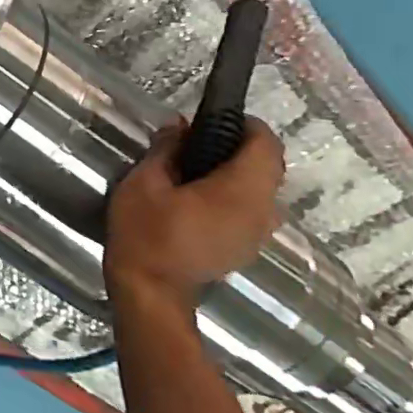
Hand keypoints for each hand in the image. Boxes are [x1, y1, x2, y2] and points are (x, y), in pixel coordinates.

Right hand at [104, 117, 285, 309]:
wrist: (150, 291)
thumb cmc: (146, 232)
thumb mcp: (144, 182)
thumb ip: (166, 150)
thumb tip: (178, 127)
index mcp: (242, 190)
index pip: (267, 144)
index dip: (247, 125)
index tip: (216, 120)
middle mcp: (263, 211)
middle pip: (268, 166)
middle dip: (239, 148)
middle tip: (198, 144)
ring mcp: (258, 234)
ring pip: (261, 190)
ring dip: (237, 174)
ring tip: (195, 172)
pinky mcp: (246, 248)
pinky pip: (251, 210)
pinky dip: (233, 196)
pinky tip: (198, 200)